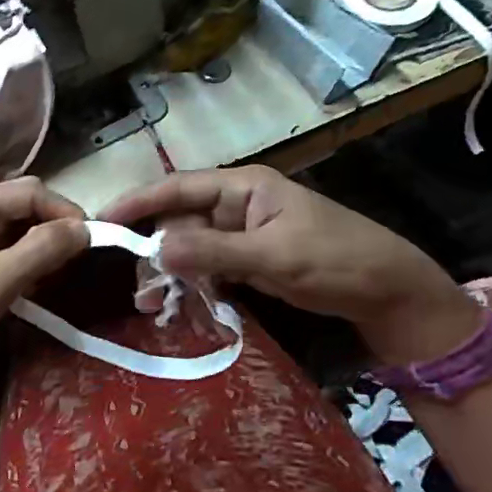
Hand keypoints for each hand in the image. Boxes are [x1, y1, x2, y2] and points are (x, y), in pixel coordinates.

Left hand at [0, 177, 88, 395]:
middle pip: (23, 203)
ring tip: (58, 270)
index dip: (63, 211)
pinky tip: (36, 278)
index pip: (29, 191)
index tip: (90, 241)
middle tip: (76, 258)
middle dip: (53, 227)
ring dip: (41, 243)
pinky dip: (26, 256)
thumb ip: (43, 249)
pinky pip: (5, 242)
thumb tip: (85, 229)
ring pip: (17, 224)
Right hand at [100, 166, 482, 365]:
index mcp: (244, 187)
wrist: (388, 292)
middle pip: (180, 219)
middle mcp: (237, 204)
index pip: (179, 187)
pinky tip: (176, 303)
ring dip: (170, 271)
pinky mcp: (249, 260)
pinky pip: (208, 266)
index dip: (139, 201)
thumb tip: (155, 251)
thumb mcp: (274, 255)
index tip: (103, 219)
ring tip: (151, 305)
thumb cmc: (336, 259)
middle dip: (153, 249)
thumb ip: (213, 252)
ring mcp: (242, 234)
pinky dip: (192, 283)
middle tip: (134, 286)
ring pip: (191, 246)